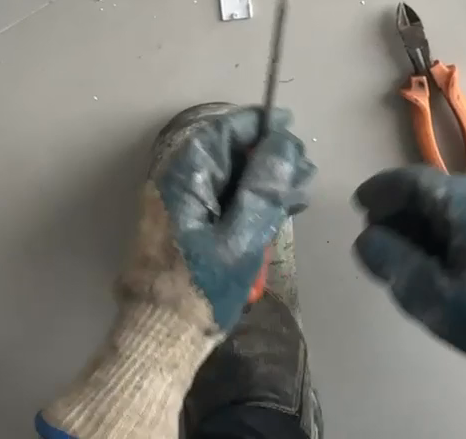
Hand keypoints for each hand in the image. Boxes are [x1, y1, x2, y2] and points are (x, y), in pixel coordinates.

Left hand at [130, 105, 314, 331]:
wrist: (160, 340)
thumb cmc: (200, 288)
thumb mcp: (243, 236)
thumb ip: (265, 185)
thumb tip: (284, 141)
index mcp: (184, 176)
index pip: (225, 131)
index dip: (260, 124)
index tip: (290, 126)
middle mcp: (178, 181)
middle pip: (230, 152)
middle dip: (269, 157)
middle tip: (304, 171)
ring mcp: (181, 203)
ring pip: (230, 176)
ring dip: (264, 181)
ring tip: (300, 194)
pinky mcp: (187, 224)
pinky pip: (223, 199)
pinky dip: (250, 201)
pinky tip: (279, 211)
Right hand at [353, 166, 465, 438]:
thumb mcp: (432, 293)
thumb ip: (394, 262)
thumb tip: (367, 239)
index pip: (416, 181)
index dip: (384, 190)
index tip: (361, 204)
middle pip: (437, 194)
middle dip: (403, 211)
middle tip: (378, 232)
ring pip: (459, 212)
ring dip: (427, 225)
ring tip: (405, 251)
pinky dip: (450, 236)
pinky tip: (441, 262)